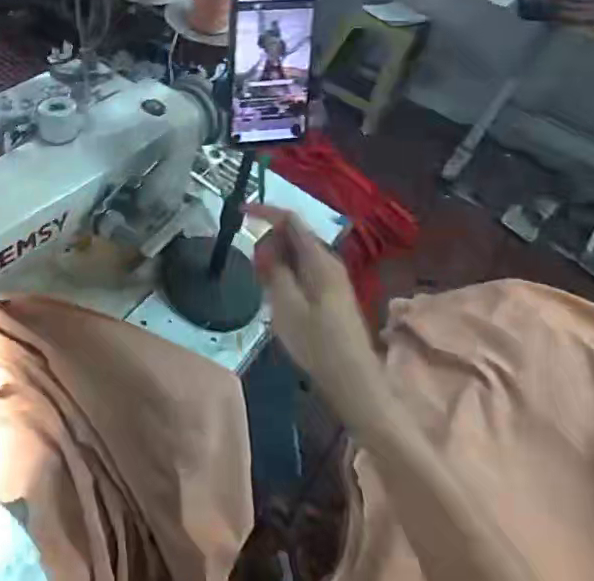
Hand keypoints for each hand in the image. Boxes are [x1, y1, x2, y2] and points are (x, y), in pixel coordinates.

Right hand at [249, 204, 389, 432]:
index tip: (240, 213)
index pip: (290, 219)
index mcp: (319, 259)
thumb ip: (274, 269)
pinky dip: (285, 274)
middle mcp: (328, 261)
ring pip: (296, 254)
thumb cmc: (318, 343)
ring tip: (263, 287)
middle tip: (254, 269)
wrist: (353, 381)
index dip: (265, 211)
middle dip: (268, 242)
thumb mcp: (286, 306)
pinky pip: (302, 270)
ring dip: (275, 261)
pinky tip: (278, 299)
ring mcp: (332, 278)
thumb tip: (266, 244)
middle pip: (293, 235)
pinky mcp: (331, 294)